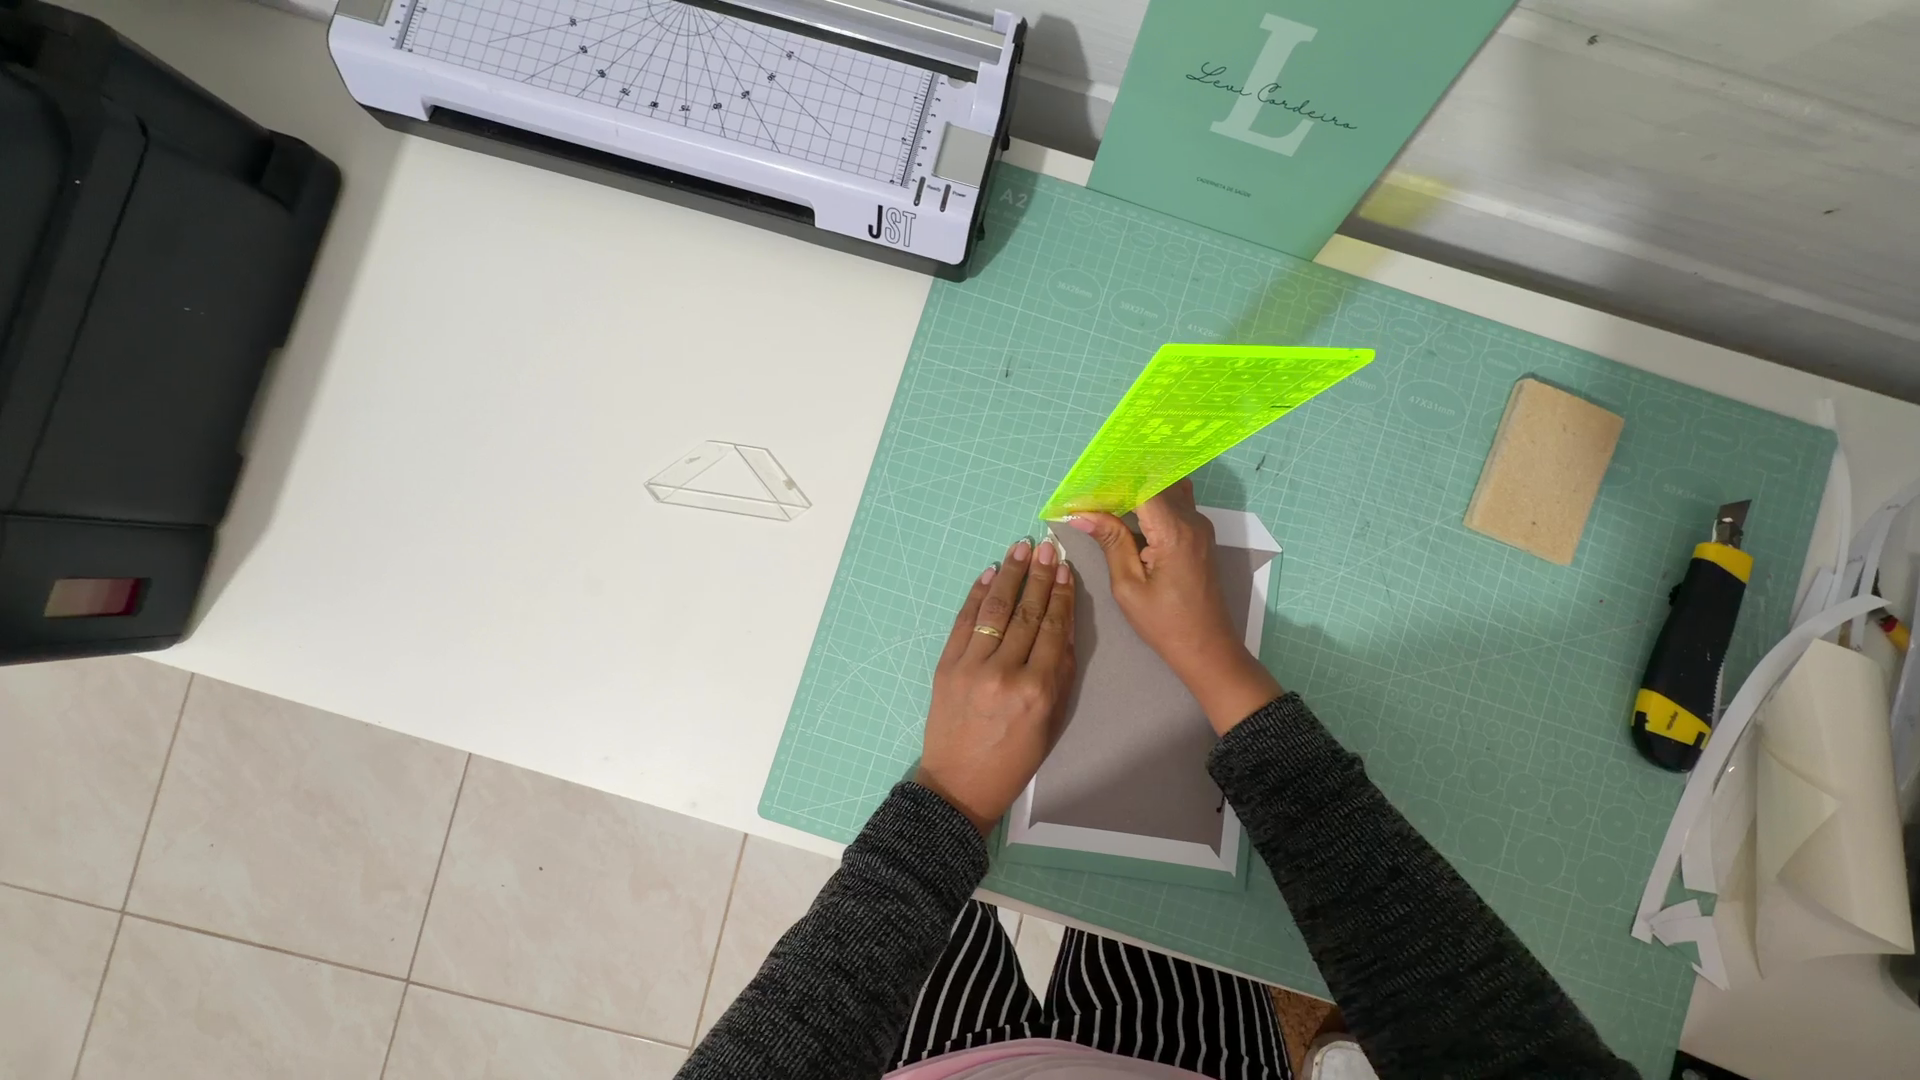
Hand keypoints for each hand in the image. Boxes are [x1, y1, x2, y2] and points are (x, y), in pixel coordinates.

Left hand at [916, 536, 1077, 833]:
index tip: (1064, 568)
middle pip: (1026, 613)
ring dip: (1009, 575)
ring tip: (1019, 548)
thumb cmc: (1014, 760)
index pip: (1052, 628)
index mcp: (1037, 690)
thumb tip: (1061, 625)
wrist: (960, 783)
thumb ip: (1059, 673)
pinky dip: (976, 595)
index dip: (1060, 594)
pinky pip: (964, 622)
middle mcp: (1005, 673)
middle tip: (1046, 546)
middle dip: (1038, 576)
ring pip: (994, 610)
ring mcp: (971, 667)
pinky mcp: (946, 666)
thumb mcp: (1051, 721)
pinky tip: (988, 574)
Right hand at [1063, 479, 1281, 734]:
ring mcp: (1200, 526)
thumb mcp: (1128, 585)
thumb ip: (1110, 542)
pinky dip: (1150, 503)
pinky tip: (1127, 515)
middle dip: (1123, 484)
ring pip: (1167, 490)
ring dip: (1138, 492)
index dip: (1113, 482)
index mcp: (1174, 531)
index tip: (1084, 490)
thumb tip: (1083, 514)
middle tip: (1091, 495)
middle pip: (1156, 482)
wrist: (1206, 646)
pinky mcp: (1199, 534)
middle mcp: (1192, 520)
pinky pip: (1174, 504)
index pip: (1143, 487)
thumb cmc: (1164, 623)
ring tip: (1107, 503)